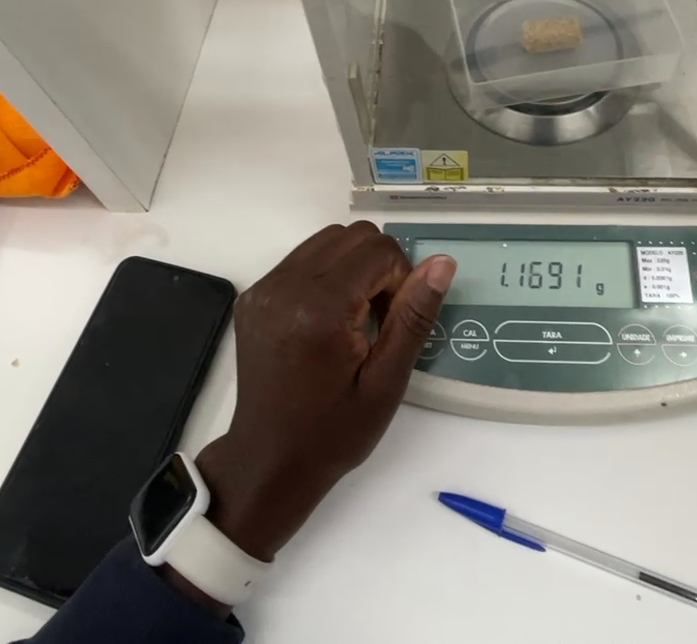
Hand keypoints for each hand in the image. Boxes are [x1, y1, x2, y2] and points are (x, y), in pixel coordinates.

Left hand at [194, 223, 454, 561]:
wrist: (269, 461)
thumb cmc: (333, 432)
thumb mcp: (386, 381)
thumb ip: (413, 316)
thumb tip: (442, 263)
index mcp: (319, 309)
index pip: (379, 250)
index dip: (400, 279)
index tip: (392, 324)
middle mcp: (285, 286)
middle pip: (353, 235)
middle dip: (378, 268)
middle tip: (377, 321)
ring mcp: (265, 288)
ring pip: (327, 239)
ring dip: (353, 267)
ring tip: (353, 318)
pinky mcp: (254, 295)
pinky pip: (302, 258)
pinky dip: (326, 274)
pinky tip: (328, 319)